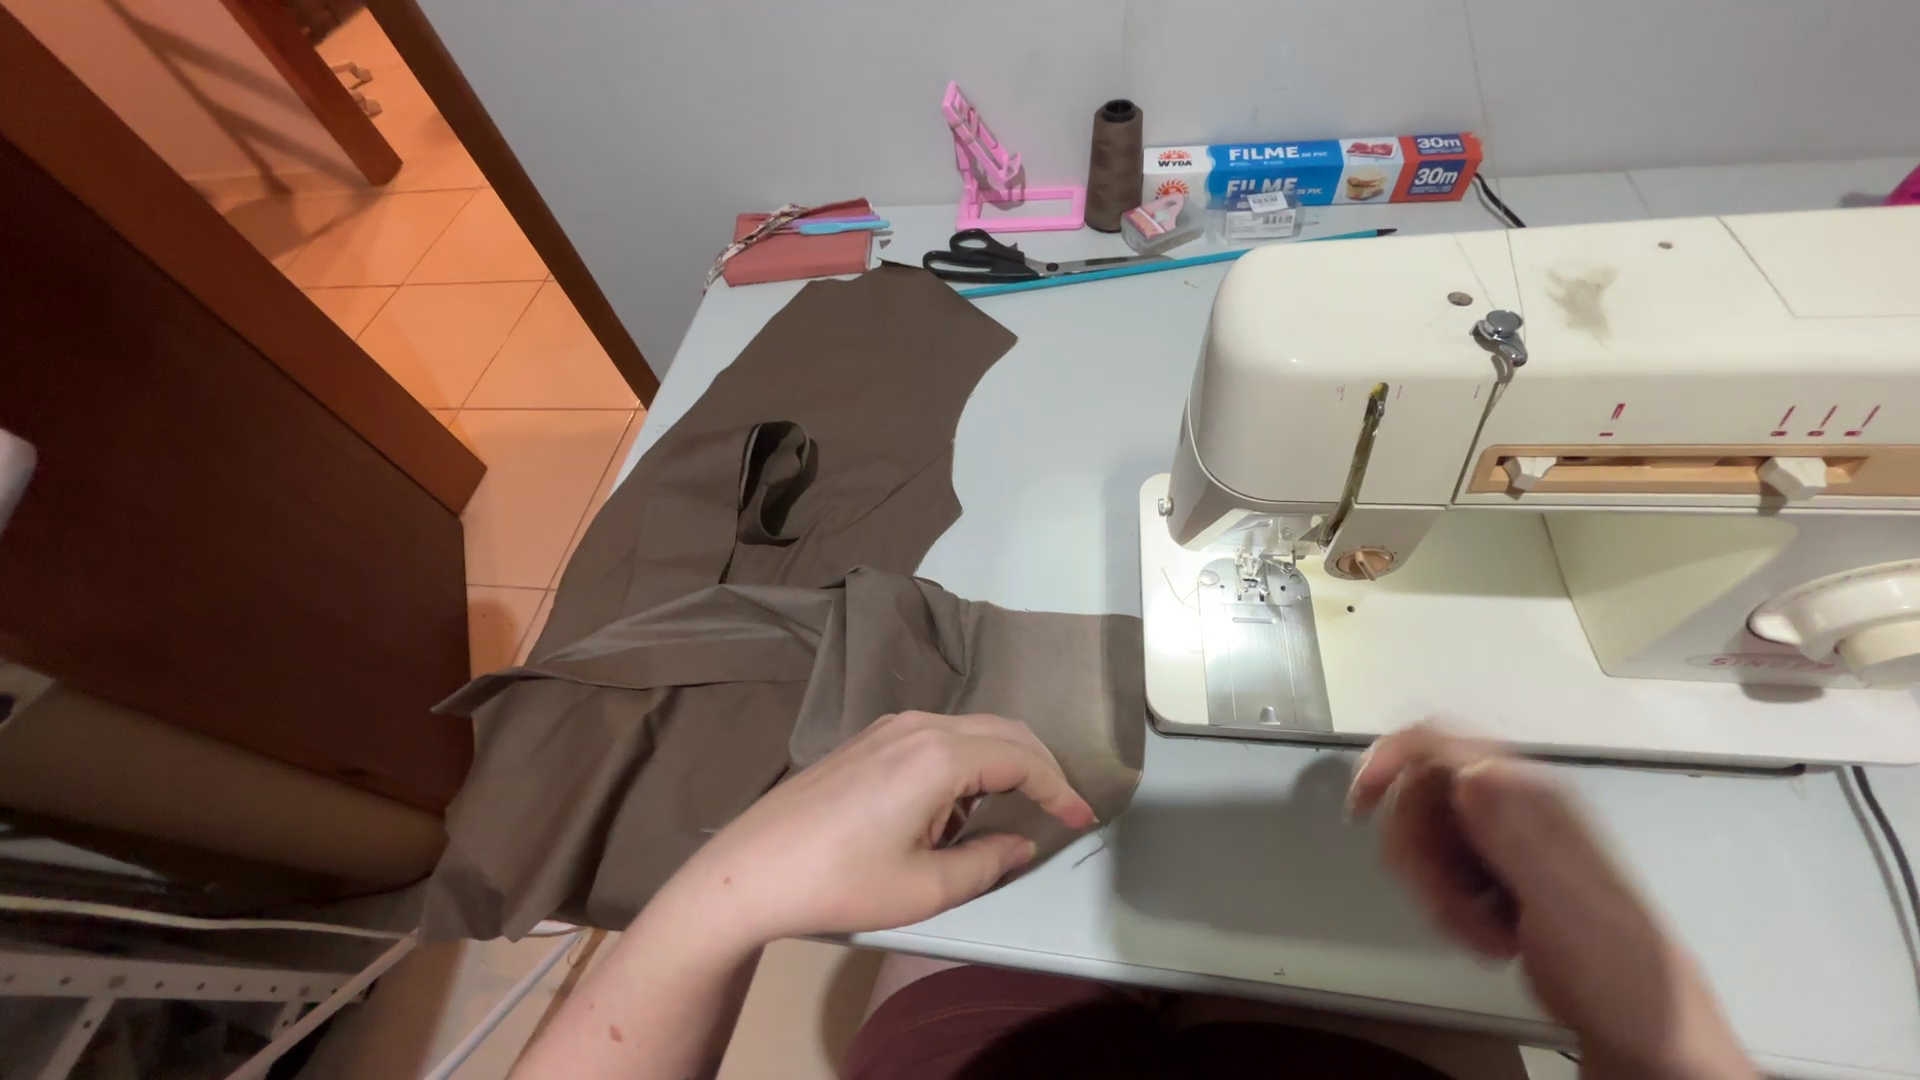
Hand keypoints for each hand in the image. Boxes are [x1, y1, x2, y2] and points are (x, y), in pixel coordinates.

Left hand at [656, 711, 1096, 949]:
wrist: (750, 868)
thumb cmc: (839, 881)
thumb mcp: (924, 887)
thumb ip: (987, 861)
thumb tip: (1021, 842)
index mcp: (939, 755)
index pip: (1020, 758)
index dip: (1058, 786)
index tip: (1081, 816)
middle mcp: (920, 725)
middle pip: (1001, 730)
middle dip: (1039, 764)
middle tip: (1060, 805)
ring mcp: (891, 726)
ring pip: (971, 728)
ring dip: (1002, 760)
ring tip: (1015, 806)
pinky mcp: (871, 737)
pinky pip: (939, 735)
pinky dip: (968, 759)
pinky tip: (958, 800)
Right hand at [1349, 725, 1754, 1079]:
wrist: (1647, 1034)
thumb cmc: (1614, 971)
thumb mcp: (1565, 904)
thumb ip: (1518, 836)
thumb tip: (1469, 774)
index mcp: (1531, 794)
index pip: (1440, 741)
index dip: (1389, 757)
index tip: (1363, 804)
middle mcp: (1512, 801)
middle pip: (1418, 792)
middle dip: (1415, 849)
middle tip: (1439, 902)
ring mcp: (1503, 835)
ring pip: (1422, 830)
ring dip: (1432, 884)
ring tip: (1476, 930)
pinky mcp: (1493, 867)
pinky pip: (1435, 862)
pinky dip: (1442, 898)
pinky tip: (1482, 932)